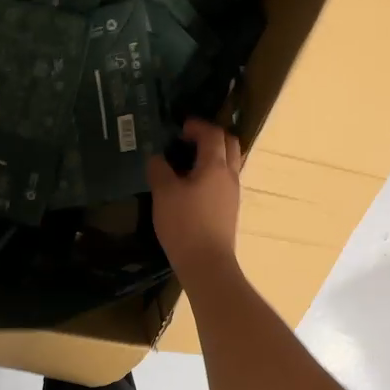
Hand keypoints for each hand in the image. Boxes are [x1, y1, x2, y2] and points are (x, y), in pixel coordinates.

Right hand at [148, 118, 244, 280]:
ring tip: (190, 164)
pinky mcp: (229, 211)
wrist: (206, 263)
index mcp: (215, 165)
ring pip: (229, 164)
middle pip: (229, 145)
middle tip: (191, 140)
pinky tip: (194, 188)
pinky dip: (212, 175)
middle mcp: (229, 175)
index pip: (212, 134)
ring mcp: (232, 194)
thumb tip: (157, 157)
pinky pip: (224, 182)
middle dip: (212, 137)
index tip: (181, 127)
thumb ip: (159, 171)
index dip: (197, 126)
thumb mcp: (164, 194)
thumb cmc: (184, 225)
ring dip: (213, 157)